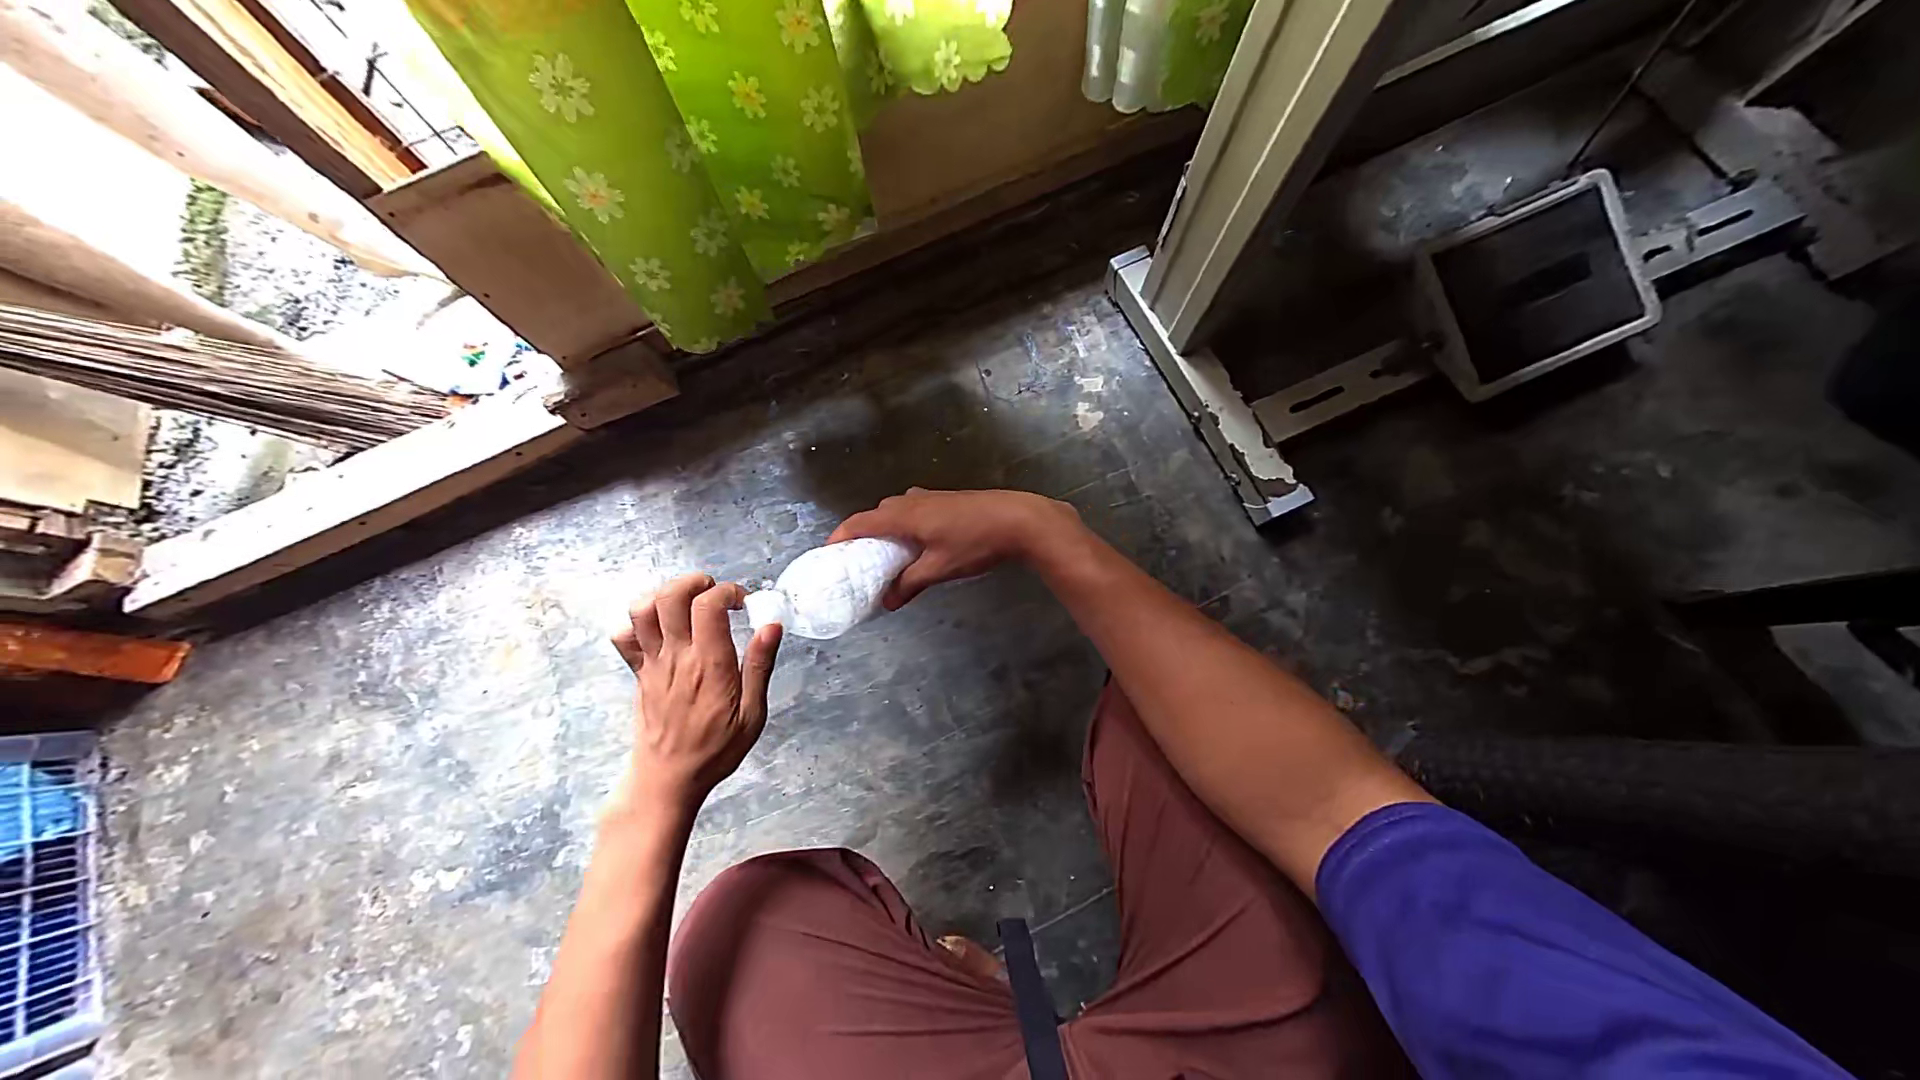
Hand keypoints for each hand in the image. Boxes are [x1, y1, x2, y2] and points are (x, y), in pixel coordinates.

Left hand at [609, 573, 781, 816]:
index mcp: (709, 665)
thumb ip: (759, 666)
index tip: (743, 602)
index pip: (707, 606)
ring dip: (666, 594)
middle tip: (715, 593)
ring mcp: (652, 664)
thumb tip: (772, 626)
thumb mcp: (753, 715)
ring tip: (689, 603)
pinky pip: (624, 636)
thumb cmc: (715, 750)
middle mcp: (676, 658)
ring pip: (643, 609)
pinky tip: (662, 628)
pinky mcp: (638, 673)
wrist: (666, 781)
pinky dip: (638, 622)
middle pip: (670, 596)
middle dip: (694, 582)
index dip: (726, 591)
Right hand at [827, 488, 1079, 608]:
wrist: (1019, 519)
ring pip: (897, 510)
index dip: (841, 536)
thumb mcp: (939, 569)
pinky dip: (904, 524)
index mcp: (904, 515)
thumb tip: (888, 602)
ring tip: (886, 554)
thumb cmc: (975, 542)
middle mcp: (912, 500)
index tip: (828, 552)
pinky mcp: (947, 499)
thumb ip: (909, 584)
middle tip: (858, 559)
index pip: (861, 522)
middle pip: (877, 514)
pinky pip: (913, 509)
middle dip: (864, 533)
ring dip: (886, 528)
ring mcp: (931, 496)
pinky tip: (918, 543)